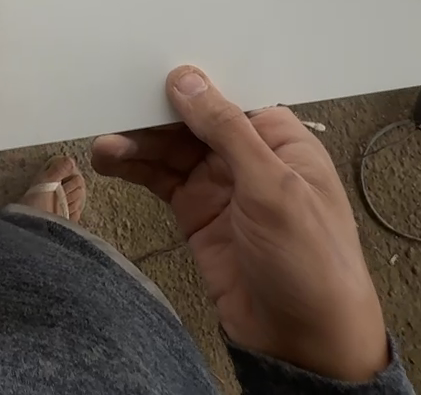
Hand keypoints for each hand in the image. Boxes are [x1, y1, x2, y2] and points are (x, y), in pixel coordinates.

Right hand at [91, 67, 388, 381]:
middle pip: (190, 120)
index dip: (190, 84)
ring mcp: (218, 183)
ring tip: (106, 146)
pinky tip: (110, 161)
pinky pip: (157, 176)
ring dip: (136, 143)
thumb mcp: (274, 189)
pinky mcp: (195, 210)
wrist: (303, 348)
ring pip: (168, 147)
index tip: (151, 72)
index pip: (227, 97)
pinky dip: (132, 166)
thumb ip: (228, 130)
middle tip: (116, 110)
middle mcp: (247, 157)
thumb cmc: (314, 267)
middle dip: (153, 114)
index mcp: (279, 142)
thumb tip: (188, 80)